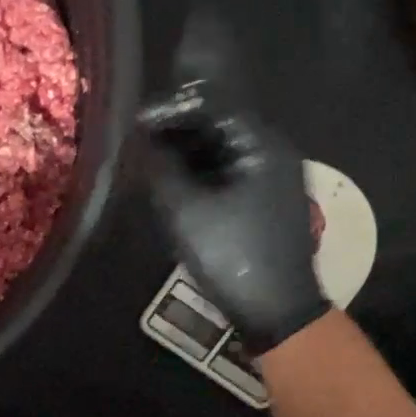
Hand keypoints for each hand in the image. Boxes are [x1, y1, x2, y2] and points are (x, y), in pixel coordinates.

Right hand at [140, 81, 329, 352]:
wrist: (277, 311)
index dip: (173, 109)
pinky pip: (232, 175)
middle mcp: (275, 154)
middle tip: (139, 144)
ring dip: (189, 156)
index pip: (215, 106)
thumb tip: (138, 140)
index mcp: (263, 146)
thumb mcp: (187, 212)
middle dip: (179, 133)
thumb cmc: (234, 256)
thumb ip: (160, 170)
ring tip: (150, 164)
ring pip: (225, 153)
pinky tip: (176, 186)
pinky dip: (204, 176)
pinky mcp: (268, 205)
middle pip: (222, 127)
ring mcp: (275, 181)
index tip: (138, 121)